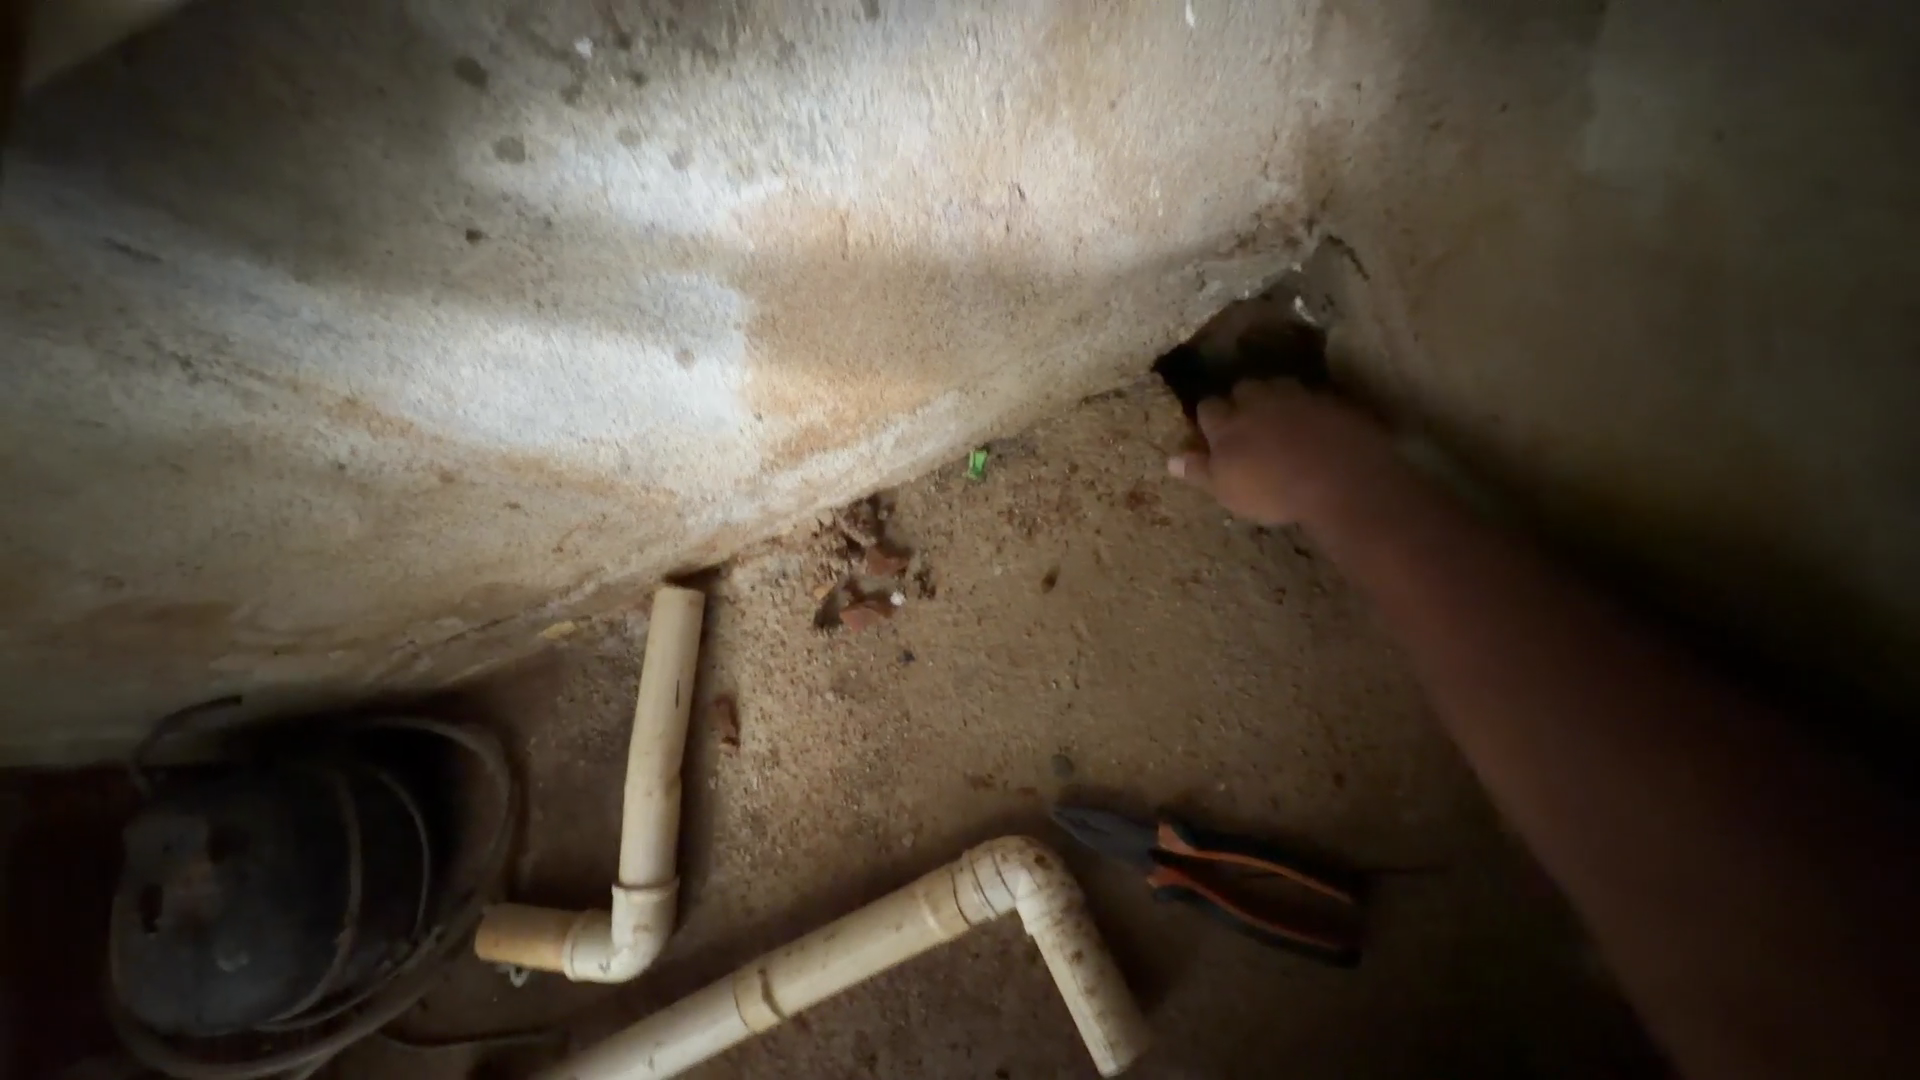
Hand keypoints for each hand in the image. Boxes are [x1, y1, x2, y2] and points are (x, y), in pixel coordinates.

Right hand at [1167, 380, 1387, 526]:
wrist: (1341, 477)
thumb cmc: (1272, 490)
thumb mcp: (1226, 490)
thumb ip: (1199, 471)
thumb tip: (1170, 459)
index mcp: (1227, 423)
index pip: (1207, 408)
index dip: (1208, 418)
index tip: (1210, 431)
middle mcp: (1257, 401)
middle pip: (1242, 388)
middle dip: (1241, 400)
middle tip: (1246, 421)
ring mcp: (1296, 396)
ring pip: (1277, 387)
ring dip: (1274, 399)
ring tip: (1279, 419)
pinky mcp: (1331, 400)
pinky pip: (1312, 397)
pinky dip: (1308, 408)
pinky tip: (1313, 426)